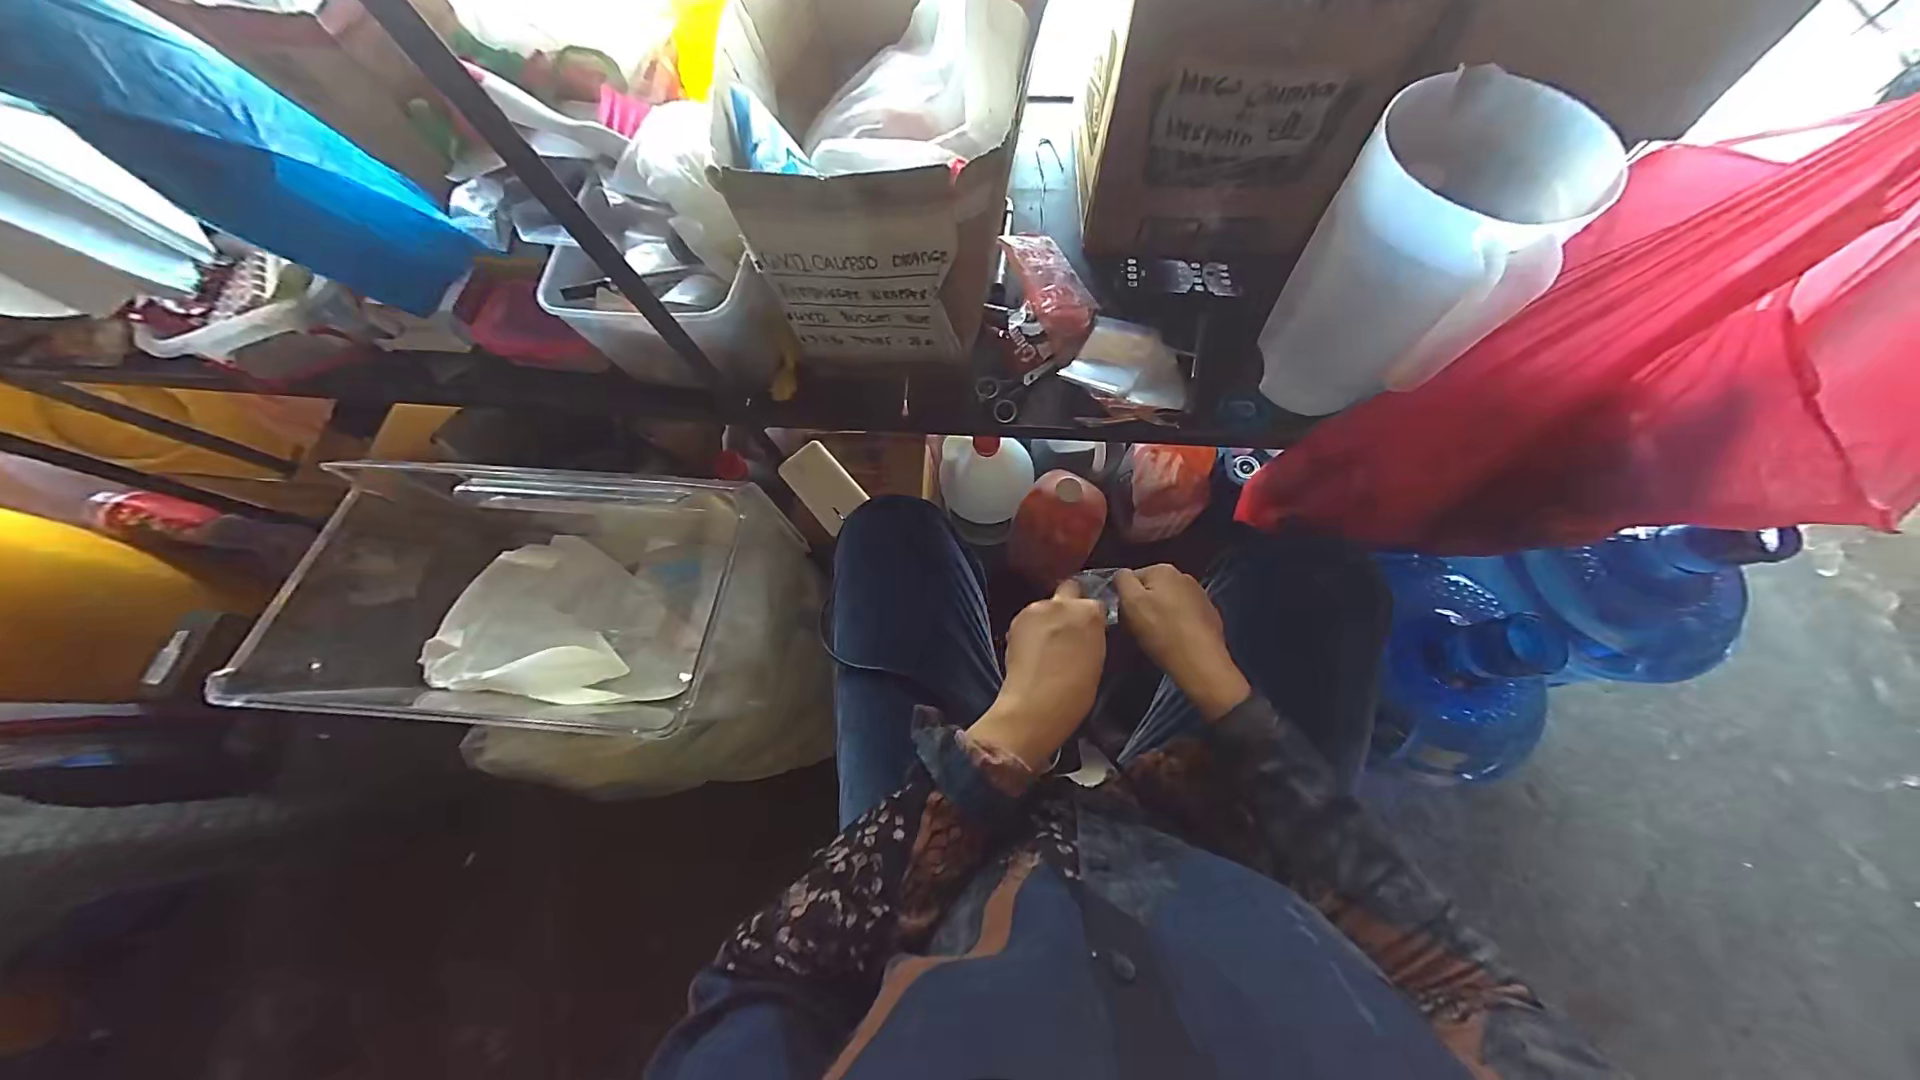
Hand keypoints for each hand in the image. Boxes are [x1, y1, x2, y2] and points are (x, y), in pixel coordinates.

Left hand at [968, 578, 1106, 769]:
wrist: (1035, 705)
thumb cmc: (1075, 694)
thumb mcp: (1097, 660)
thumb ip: (1092, 636)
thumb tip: (1085, 632)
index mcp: (1090, 613)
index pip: (1095, 603)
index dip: (1091, 617)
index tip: (1087, 630)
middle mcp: (1063, 603)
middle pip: (1069, 590)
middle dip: (1069, 603)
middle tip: (1066, 628)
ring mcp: (1036, 609)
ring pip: (1046, 605)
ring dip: (1047, 617)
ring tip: (1044, 643)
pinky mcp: (1015, 619)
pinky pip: (1028, 617)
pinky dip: (1030, 627)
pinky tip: (1030, 648)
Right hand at [1115, 565, 1250, 721]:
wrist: (1200, 661)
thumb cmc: (1161, 631)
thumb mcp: (1130, 603)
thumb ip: (1122, 581)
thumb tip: (1122, 575)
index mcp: (1163, 570)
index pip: (1131, 578)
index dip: (1124, 598)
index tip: (1124, 617)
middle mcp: (1184, 577)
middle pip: (1151, 589)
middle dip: (1142, 606)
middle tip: (1138, 629)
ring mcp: (1200, 596)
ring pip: (1167, 603)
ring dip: (1159, 616)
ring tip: (1157, 637)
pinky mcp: (1210, 615)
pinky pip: (1183, 616)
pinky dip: (1177, 625)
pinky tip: (1175, 640)